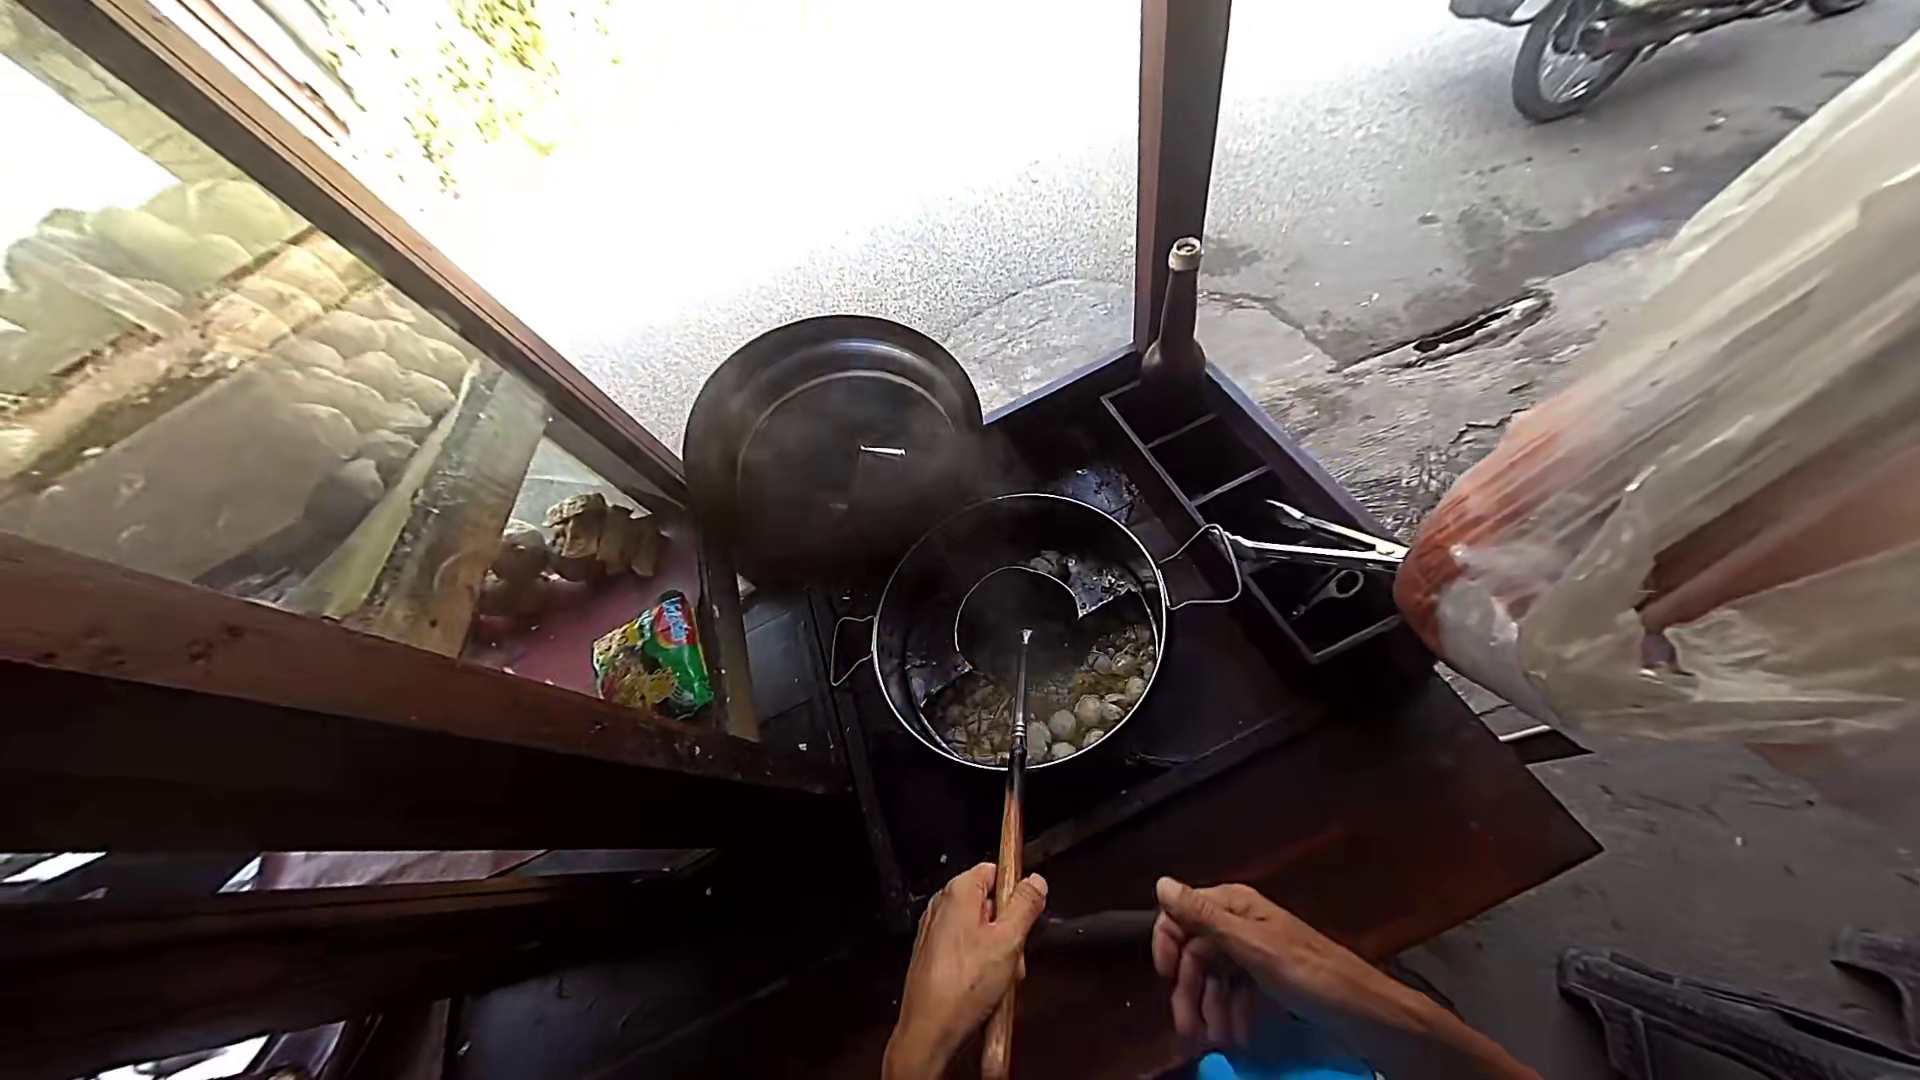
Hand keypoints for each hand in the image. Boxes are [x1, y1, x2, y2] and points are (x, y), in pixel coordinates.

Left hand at [884, 863, 1047, 1079]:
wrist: (928, 1033)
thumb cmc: (961, 988)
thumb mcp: (1007, 941)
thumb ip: (1025, 906)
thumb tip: (1036, 881)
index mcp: (959, 890)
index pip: (995, 870)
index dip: (1015, 891)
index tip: (1027, 912)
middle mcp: (944, 905)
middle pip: (990, 903)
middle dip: (1009, 930)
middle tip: (1015, 956)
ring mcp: (937, 930)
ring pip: (981, 930)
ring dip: (999, 953)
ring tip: (1002, 980)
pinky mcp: (935, 955)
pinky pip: (968, 950)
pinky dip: (981, 966)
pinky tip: (988, 990)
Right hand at [1152, 877, 1541, 1078]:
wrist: (1378, 1023)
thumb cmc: (1314, 978)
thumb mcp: (1254, 948)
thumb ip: (1204, 918)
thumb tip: (1160, 883)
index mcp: (1235, 905)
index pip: (1182, 913)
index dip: (1168, 944)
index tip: (1165, 981)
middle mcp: (1241, 923)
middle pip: (1196, 951)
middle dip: (1190, 992)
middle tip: (1189, 1033)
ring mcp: (1256, 954)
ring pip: (1215, 978)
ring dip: (1210, 1011)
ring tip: (1217, 1045)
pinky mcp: (1271, 983)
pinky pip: (1237, 995)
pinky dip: (1232, 1018)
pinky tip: (1238, 1042)